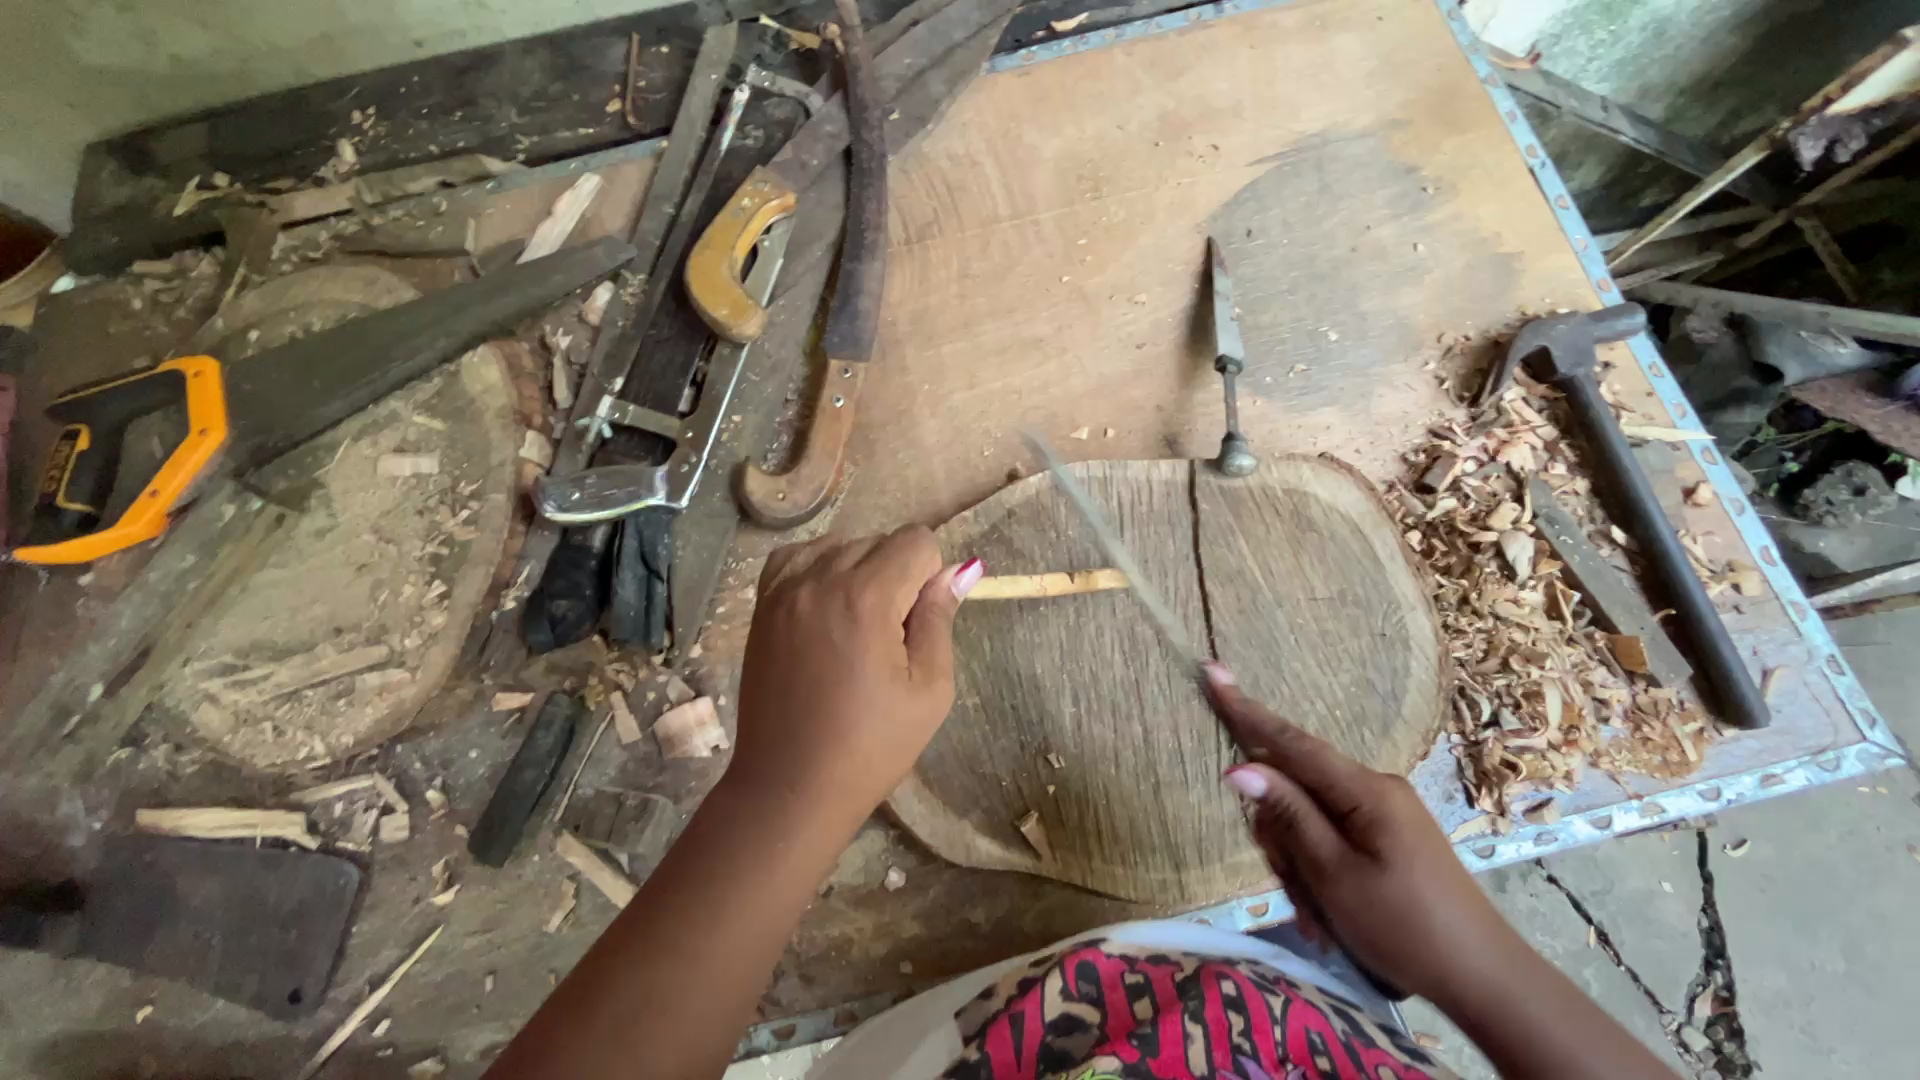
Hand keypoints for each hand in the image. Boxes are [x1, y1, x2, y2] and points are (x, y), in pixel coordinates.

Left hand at [731, 526, 983, 822]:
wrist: (790, 786)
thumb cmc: (871, 747)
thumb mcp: (929, 689)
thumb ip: (940, 618)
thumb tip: (961, 568)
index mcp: (866, 598)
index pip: (915, 541)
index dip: (931, 575)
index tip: (921, 621)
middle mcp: (820, 579)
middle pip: (879, 540)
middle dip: (898, 575)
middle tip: (892, 636)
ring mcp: (784, 590)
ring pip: (840, 545)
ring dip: (860, 570)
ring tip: (858, 626)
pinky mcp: (762, 605)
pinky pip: (798, 557)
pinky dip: (820, 569)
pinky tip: (828, 606)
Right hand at [1205, 663, 1527, 1007]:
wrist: (1484, 979)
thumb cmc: (1405, 926)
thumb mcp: (1334, 875)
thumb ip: (1288, 815)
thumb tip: (1239, 768)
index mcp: (1364, 790)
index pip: (1289, 742)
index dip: (1244, 709)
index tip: (1211, 670)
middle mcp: (1373, 789)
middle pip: (1294, 790)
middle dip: (1281, 841)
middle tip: (1298, 896)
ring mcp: (1382, 812)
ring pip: (1308, 820)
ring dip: (1301, 868)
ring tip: (1319, 918)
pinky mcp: (1385, 835)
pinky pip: (1329, 838)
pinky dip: (1318, 873)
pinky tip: (1328, 917)